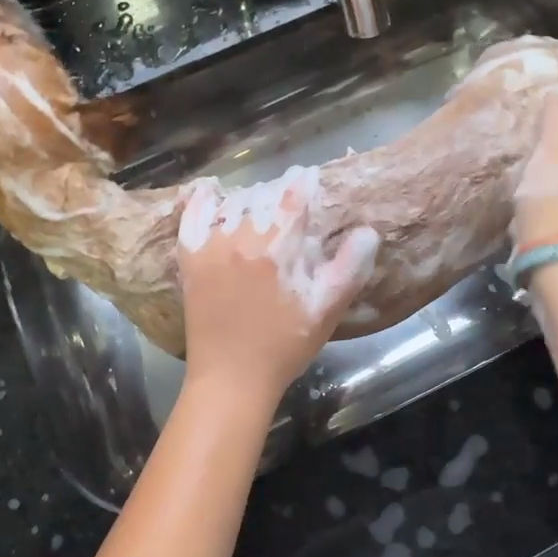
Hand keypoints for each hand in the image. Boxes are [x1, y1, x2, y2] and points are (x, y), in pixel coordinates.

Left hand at [175, 169, 380, 393]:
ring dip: (249, 201)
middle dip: (278, 196)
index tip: (308, 177)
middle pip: (263, 198)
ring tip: (260, 208)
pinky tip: (211, 190)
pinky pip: (193, 216)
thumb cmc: (284, 346)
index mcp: (278, 249)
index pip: (293, 198)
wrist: (230, 379)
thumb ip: (348, 269)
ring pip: (234, 204)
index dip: (303, 183)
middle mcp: (242, 238)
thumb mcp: (325, 311)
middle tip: (288, 206)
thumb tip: (367, 232)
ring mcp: (212, 246)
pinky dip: (201, 199)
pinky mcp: (190, 258)